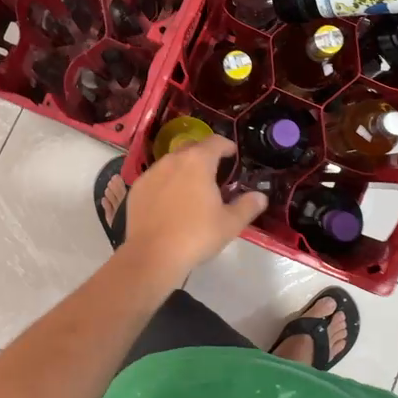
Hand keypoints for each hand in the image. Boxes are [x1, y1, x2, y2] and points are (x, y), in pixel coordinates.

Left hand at [120, 136, 266, 282]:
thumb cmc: (196, 235)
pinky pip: (155, 178)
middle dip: (204, 154)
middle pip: (191, 148)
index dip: (226, 145)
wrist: (153, 255)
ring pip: (171, 162)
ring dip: (183, 168)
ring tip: (191, 186)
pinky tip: (169, 201)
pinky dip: (165, 182)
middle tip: (214, 170)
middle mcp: (172, 160)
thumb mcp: (230, 224)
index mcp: (198, 162)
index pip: (215, 142)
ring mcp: (151, 173)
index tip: (232, 153)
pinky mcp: (137, 188)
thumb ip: (248, 206)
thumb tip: (261, 197)